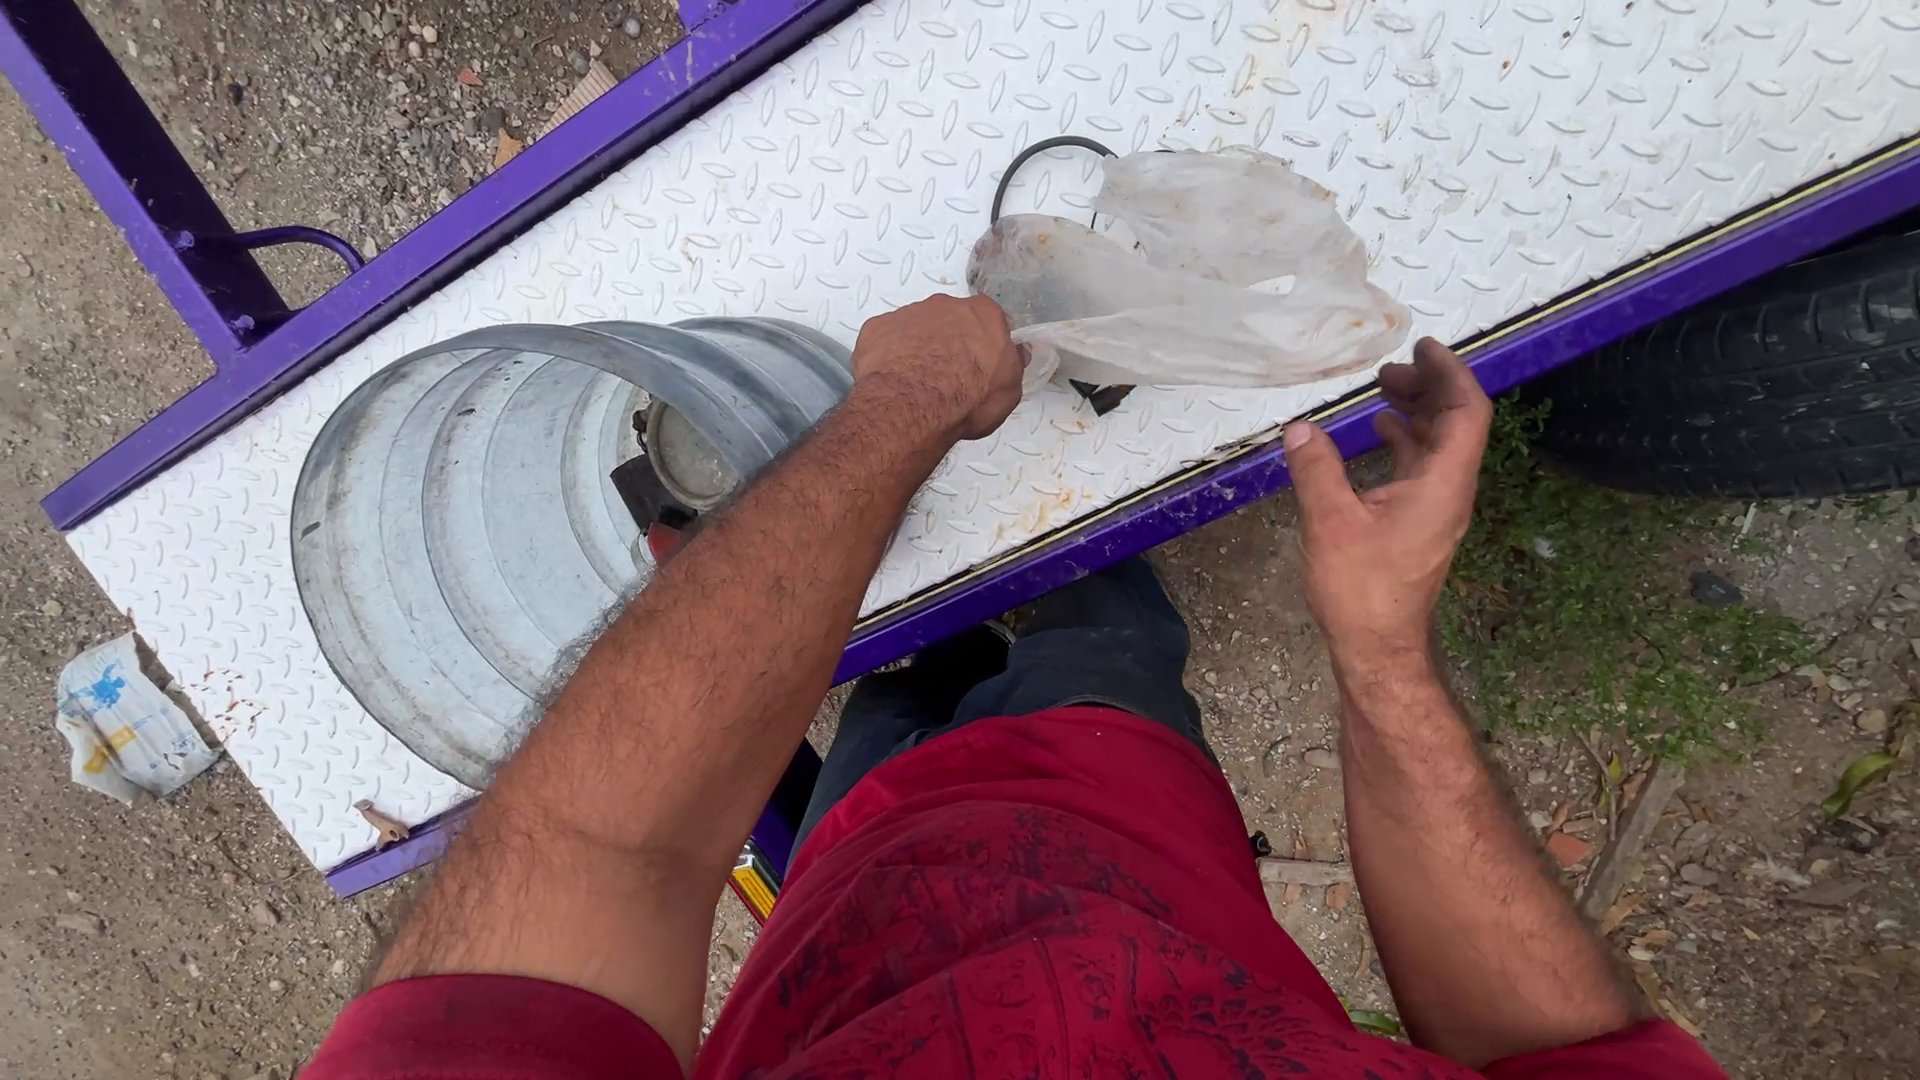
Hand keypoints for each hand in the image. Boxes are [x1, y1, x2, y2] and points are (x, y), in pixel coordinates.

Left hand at [851, 294, 1025, 440]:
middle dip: (948, 342)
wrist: (916, 404)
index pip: (987, 321)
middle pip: (949, 319)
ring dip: (917, 348)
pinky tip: (892, 379)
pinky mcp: (876, 328)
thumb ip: (1012, 365)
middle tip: (946, 376)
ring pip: (915, 328)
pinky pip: (884, 339)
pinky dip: (887, 355)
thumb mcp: (1009, 390)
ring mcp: (908, 313)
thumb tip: (1016, 352)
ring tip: (916, 382)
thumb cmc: (970, 397)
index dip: (983, 344)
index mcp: (983, 313)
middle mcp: (945, 304)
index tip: (978, 366)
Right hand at [1282, 337, 1491, 660]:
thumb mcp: (1330, 521)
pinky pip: (1420, 468)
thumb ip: (1315, 469)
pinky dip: (1403, 442)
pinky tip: (1376, 435)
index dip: (1448, 374)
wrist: (1377, 643)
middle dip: (1427, 388)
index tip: (1421, 348)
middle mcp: (1449, 490)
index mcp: (1442, 483)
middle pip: (1455, 424)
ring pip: (1437, 446)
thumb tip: (1300, 428)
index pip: (1464, 413)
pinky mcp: (1417, 523)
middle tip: (1387, 370)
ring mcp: (1435, 508)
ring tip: (1381, 392)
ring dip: (1415, 414)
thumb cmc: (1360, 585)